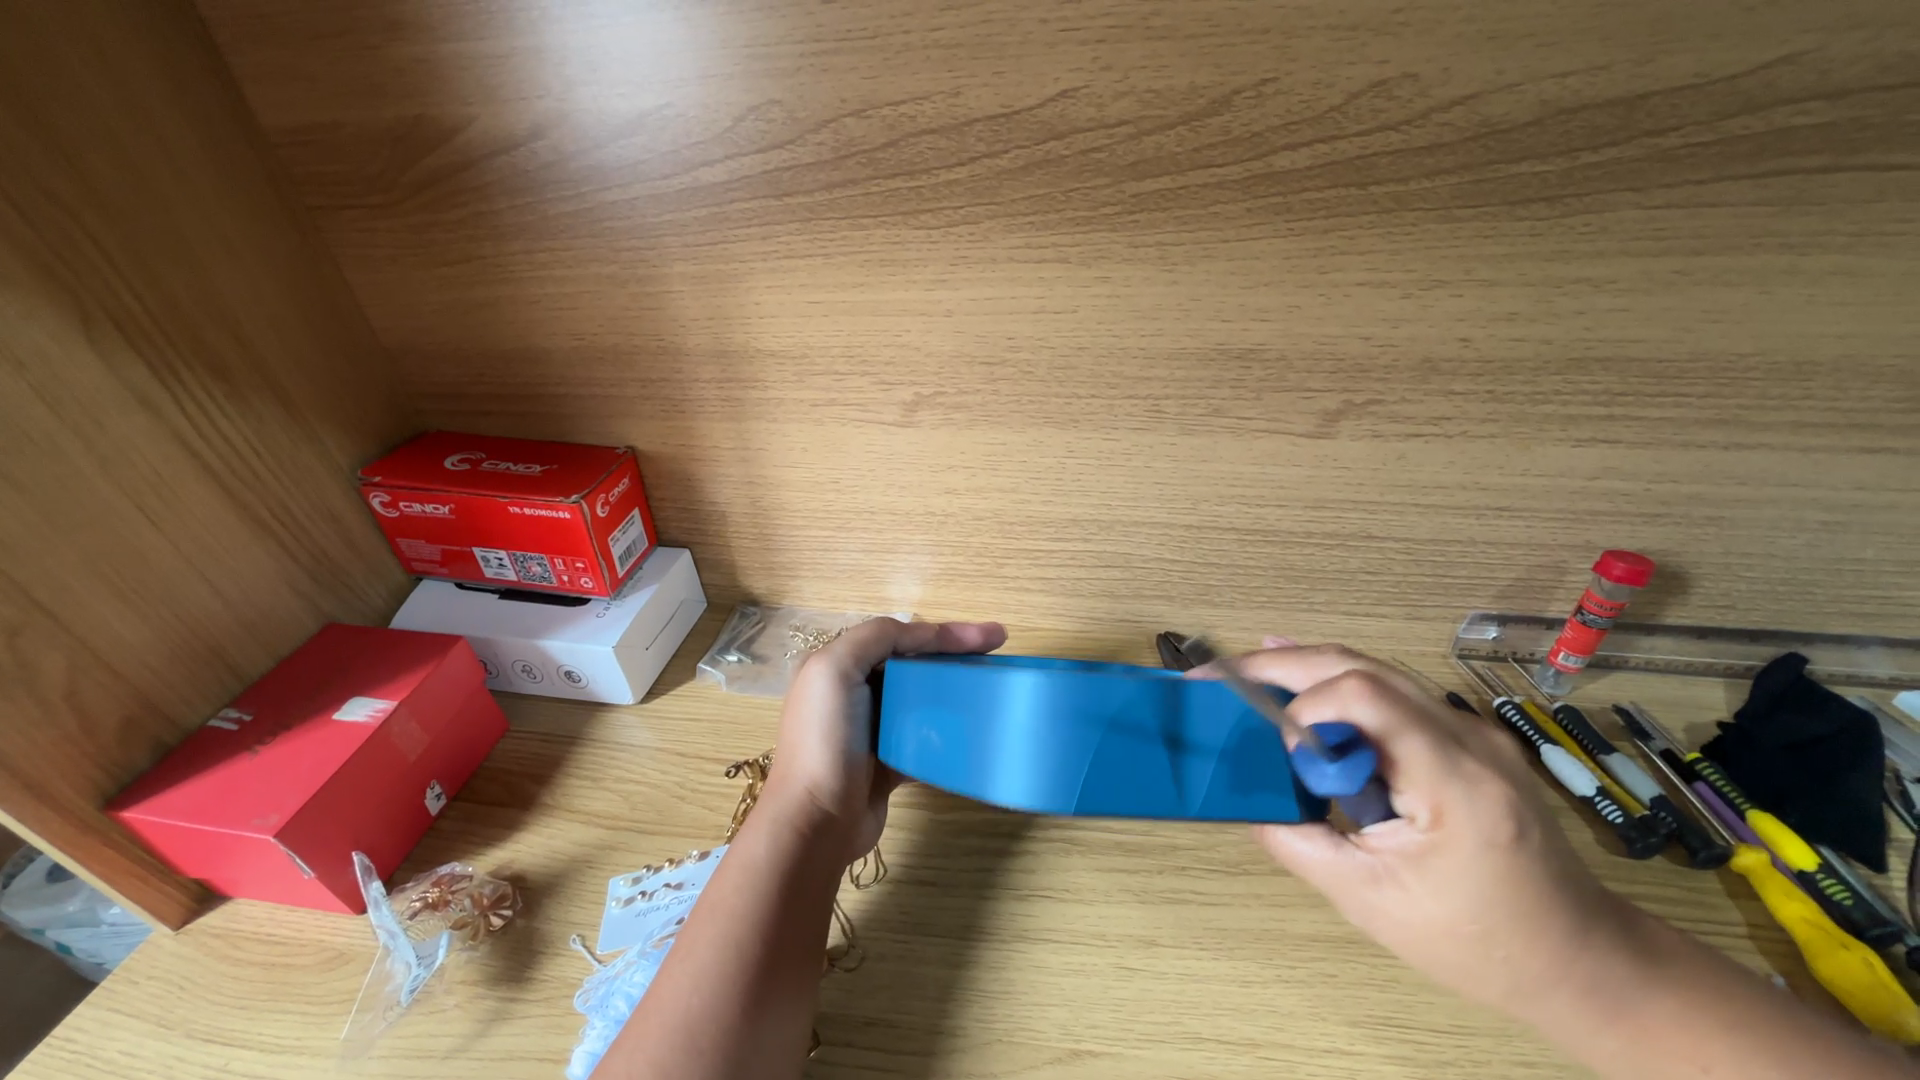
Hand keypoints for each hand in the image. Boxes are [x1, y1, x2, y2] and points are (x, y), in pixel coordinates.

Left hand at [763, 618, 1006, 864]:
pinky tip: (978, 729)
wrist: (816, 822)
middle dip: (958, 657)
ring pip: (925, 700)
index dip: (946, 632)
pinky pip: (927, 738)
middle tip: (999, 660)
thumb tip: (926, 634)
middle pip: (916, 665)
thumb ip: (876, 636)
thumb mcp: (836, 668)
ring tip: (994, 690)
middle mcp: (854, 692)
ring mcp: (873, 729)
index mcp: (838, 665)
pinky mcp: (890, 762)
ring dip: (957, 692)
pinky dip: (951, 731)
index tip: (993, 637)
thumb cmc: (826, 740)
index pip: (900, 636)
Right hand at [1231, 643, 1644, 1013]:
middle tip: (1223, 673)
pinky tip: (1305, 692)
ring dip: (1311, 670)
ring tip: (1249, 674)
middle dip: (1287, 663)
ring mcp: (1475, 734)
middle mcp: (1468, 737)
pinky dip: (1341, 690)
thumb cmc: (1477, 943)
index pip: (1365, 696)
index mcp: (1451, 779)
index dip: (1303, 701)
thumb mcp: (1371, 902)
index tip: (1271, 742)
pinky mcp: (1470, 742)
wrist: (1582, 960)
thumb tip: (1247, 798)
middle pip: (1365, 668)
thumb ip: (1300, 843)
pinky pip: (1396, 698)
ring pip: (1379, 674)